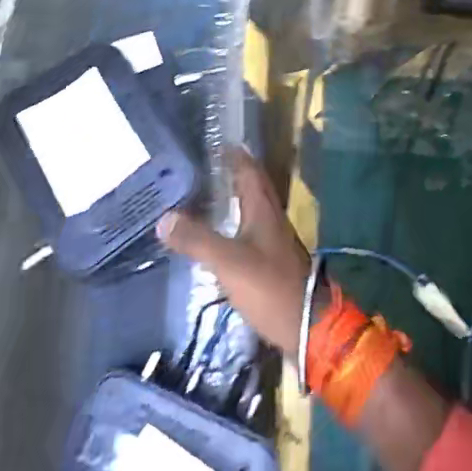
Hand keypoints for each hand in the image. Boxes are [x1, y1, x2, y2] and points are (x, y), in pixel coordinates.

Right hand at [156, 150, 313, 354]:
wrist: (308, 328)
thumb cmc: (270, 287)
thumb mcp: (228, 262)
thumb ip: (196, 239)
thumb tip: (164, 217)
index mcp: (263, 208)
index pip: (248, 169)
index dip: (232, 154)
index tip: (211, 142)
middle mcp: (271, 217)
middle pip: (251, 186)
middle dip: (229, 174)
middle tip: (201, 167)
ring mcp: (274, 240)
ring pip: (250, 208)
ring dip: (230, 198)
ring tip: (202, 195)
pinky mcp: (272, 261)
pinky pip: (249, 230)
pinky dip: (233, 223)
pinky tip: (216, 234)